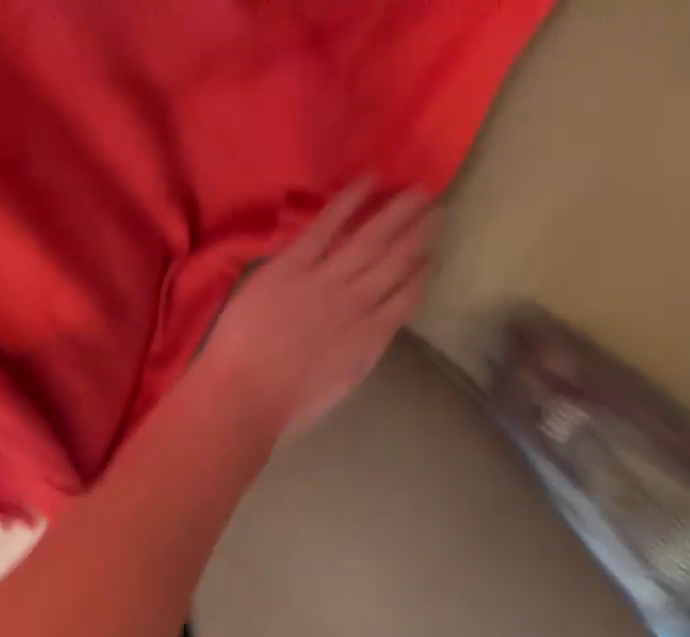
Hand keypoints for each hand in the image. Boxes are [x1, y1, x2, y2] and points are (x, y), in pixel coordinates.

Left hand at [197, 180, 434, 437]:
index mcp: (370, 339)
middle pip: (396, 263)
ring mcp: (328, 281)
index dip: (421, 276)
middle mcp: (359, 304)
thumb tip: (367, 333)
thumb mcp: (340, 384)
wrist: (249, 393)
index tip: (433, 257)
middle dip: (419, 235)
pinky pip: (327, 226)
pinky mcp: (295, 265)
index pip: (405, 300)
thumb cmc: (290, 403)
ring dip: (398, 214)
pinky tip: (370, 181)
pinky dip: (351, 203)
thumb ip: (358, 353)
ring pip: (372, 241)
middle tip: (439, 208)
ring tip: (418, 191)